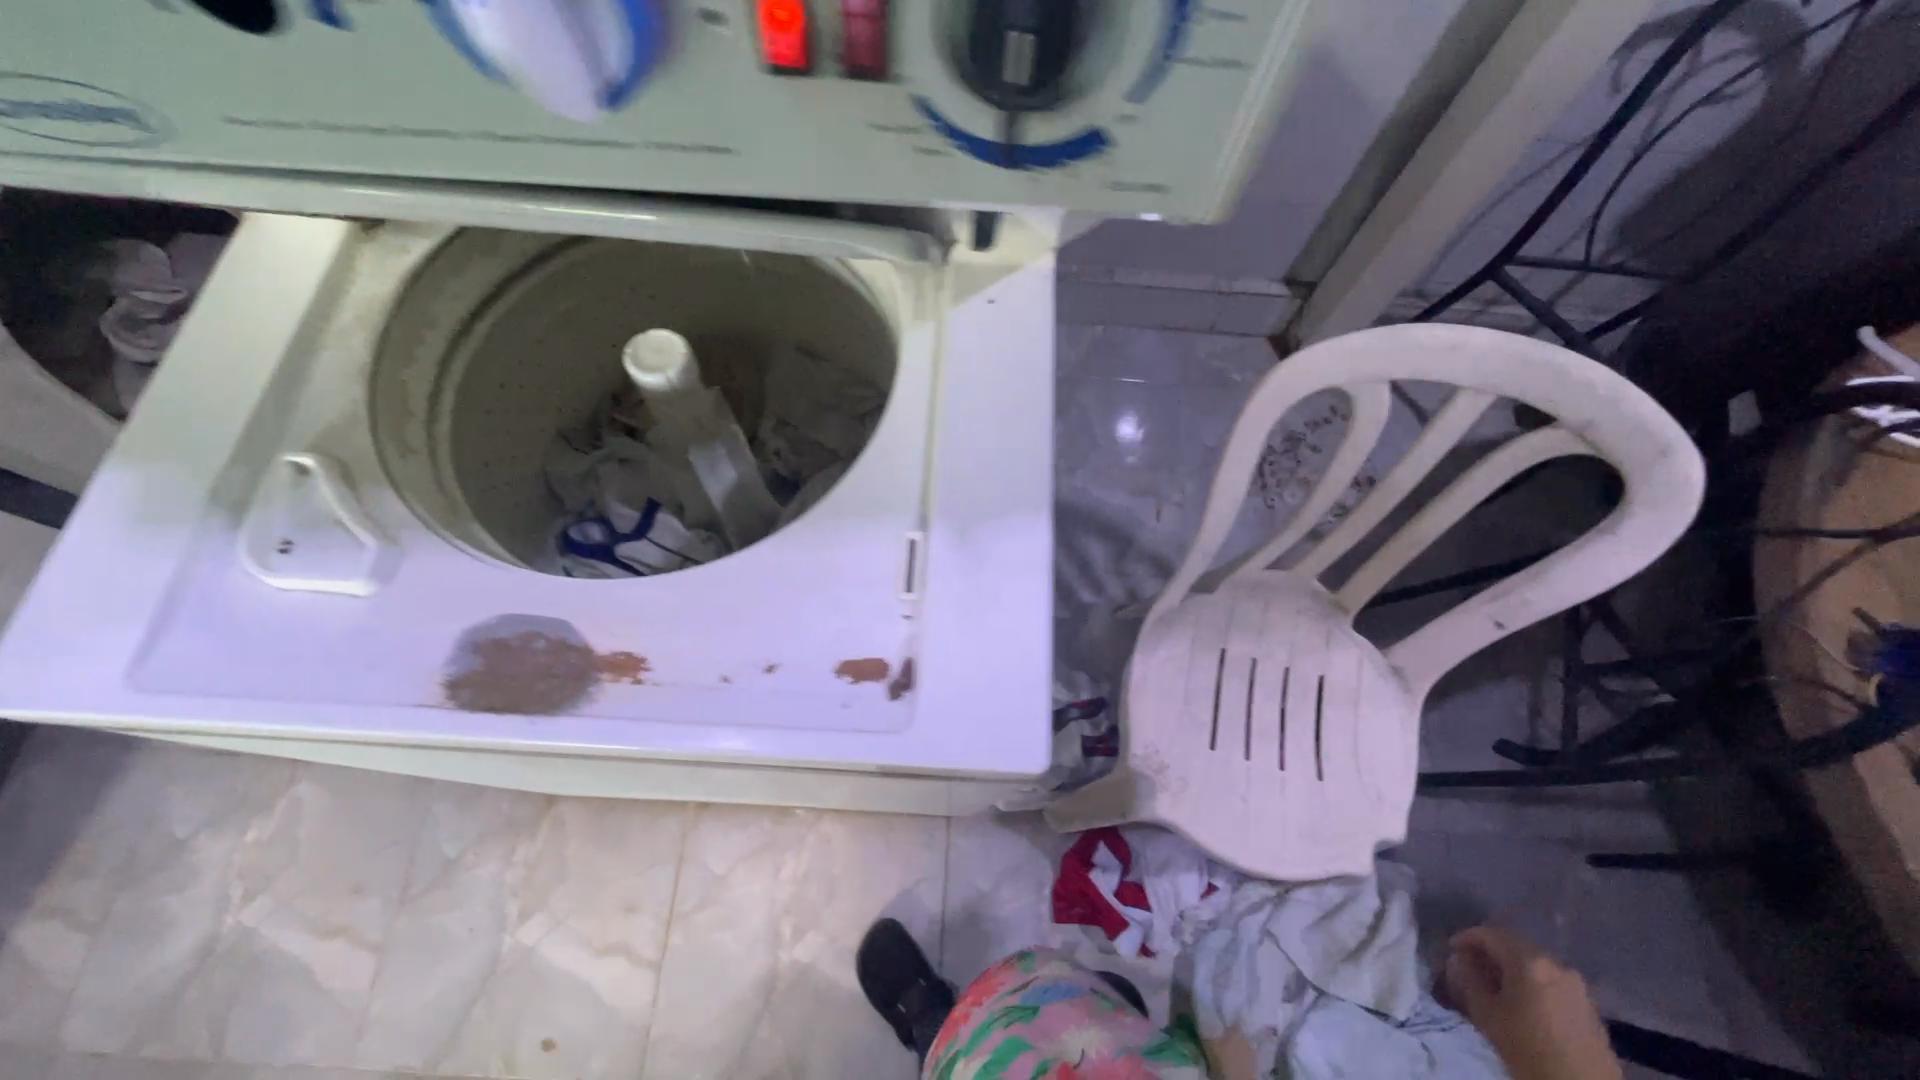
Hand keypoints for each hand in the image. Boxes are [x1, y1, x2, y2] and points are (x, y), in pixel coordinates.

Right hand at [1443, 926, 1622, 1079]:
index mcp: (1530, 961)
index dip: (1466, 938)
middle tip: (1470, 971)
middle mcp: (1557, 964)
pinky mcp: (1589, 1006)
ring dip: (1511, 971)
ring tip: (1496, 991)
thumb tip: (1461, 960)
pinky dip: (1532, 986)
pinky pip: (1551, 984)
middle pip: (1515, 947)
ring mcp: (1577, 985)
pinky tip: (1524, 1006)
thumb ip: (1469, 979)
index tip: (1451, 951)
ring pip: (1534, 966)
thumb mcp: (1487, 1014)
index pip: (1491, 934)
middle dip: (1490, 955)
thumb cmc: (1528, 1049)